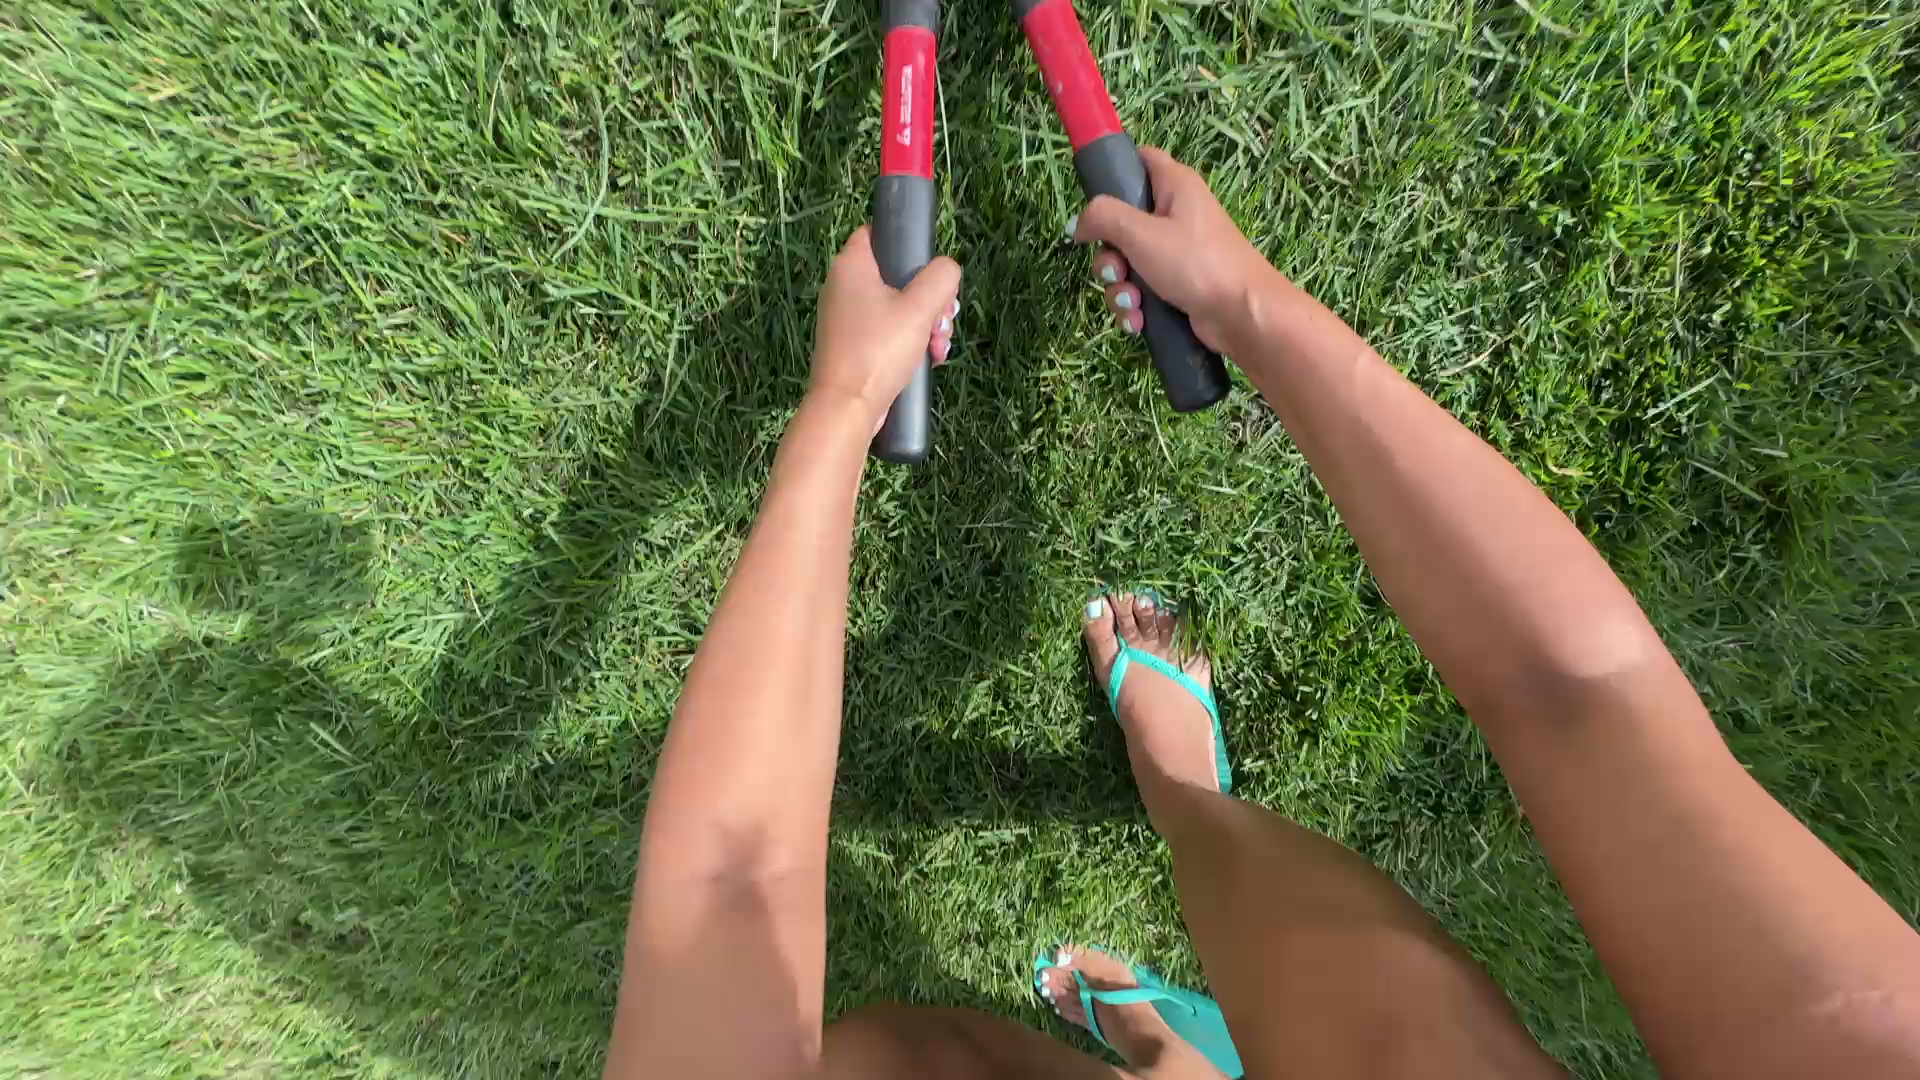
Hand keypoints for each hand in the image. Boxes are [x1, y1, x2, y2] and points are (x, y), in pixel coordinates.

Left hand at [808, 226, 961, 425]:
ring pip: (896, 309)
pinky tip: (926, 362)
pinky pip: (886, 334)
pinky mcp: (851, 347)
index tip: (930, 273)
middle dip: (929, 301)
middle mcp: (842, 288)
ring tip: (938, 349)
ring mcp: (845, 320)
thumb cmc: (879, 351)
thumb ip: (941, 278)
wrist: (847, 407)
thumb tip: (947, 271)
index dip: (907, 247)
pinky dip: (908, 344)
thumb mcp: (920, 308)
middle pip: (897, 278)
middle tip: (943, 321)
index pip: (878, 234)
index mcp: (851, 266)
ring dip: (925, 326)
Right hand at [1073, 146, 1278, 351]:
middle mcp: (1174, 215)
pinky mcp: (1175, 285)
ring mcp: (1175, 253)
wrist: (1239, 313)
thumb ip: (1103, 218)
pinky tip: (1139, 320)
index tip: (1093, 201)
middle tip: (1117, 270)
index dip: (1113, 175)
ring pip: (1126, 265)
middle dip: (1109, 256)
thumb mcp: (1142, 234)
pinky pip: (1140, 291)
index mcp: (1174, 187)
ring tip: (1134, 303)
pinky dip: (1135, 306)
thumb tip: (1078, 224)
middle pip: (1121, 225)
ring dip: (1120, 288)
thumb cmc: (1195, 263)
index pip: (1139, 160)